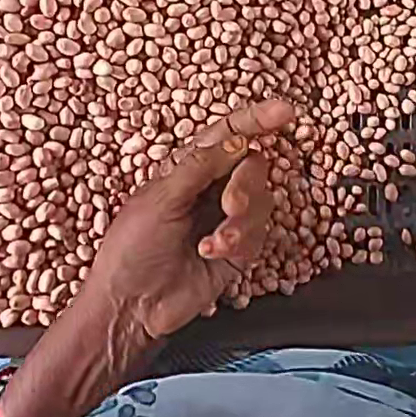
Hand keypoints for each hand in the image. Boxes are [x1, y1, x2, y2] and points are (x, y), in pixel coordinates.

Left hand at [79, 100, 295, 340]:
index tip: (284, 111)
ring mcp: (226, 218)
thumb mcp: (160, 199)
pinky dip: (237, 241)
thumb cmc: (131, 248)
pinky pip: (258, 233)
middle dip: (246, 182)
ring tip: (214, 240)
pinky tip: (211, 252)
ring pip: (261, 199)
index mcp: (188, 168)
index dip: (255, 119)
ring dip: (241, 219)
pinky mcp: (238, 249)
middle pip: (252, 165)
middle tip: (230, 203)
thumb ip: (200, 167)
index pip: (227, 134)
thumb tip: (236, 140)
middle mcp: (211, 188)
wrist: (132, 305)